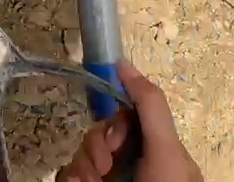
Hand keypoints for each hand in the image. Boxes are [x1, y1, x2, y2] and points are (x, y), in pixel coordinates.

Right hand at [59, 62, 202, 181]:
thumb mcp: (166, 154)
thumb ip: (149, 106)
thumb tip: (123, 62)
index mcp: (157, 154)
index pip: (125, 118)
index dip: (114, 124)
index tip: (115, 142)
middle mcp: (132, 168)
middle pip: (99, 135)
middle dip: (94, 148)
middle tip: (102, 170)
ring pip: (81, 156)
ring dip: (80, 168)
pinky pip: (67, 175)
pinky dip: (69, 179)